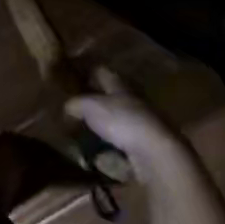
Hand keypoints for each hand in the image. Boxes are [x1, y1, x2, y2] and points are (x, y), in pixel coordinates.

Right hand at [65, 68, 192, 178]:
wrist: (156, 152)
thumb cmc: (121, 121)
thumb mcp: (89, 107)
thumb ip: (75, 103)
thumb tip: (67, 106)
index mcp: (120, 85)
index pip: (101, 71)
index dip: (87, 71)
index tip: (73, 73)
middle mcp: (133, 99)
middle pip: (111, 94)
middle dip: (96, 98)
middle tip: (75, 105)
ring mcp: (142, 121)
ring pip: (118, 117)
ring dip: (104, 122)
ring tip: (84, 131)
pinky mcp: (146, 143)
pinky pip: (123, 139)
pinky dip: (111, 143)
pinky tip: (99, 151)